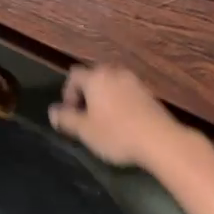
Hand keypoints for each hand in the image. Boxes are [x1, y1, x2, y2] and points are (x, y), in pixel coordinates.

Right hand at [49, 64, 205, 167]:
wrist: (160, 140)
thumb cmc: (117, 134)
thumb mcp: (85, 131)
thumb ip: (66, 119)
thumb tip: (52, 111)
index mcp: (95, 77)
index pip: (73, 75)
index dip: (68, 92)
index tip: (71, 113)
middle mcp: (113, 72)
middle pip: (93, 77)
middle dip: (87, 94)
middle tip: (86, 116)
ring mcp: (133, 81)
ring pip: (111, 84)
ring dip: (104, 97)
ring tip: (105, 120)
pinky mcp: (149, 93)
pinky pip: (127, 92)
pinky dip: (121, 102)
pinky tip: (124, 122)